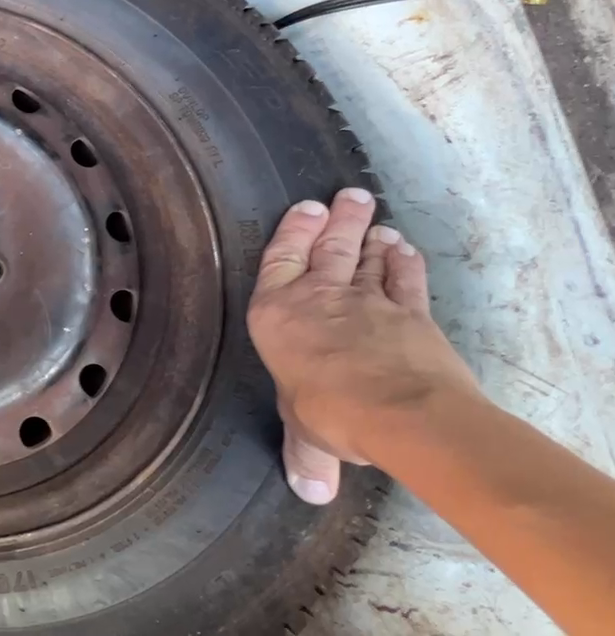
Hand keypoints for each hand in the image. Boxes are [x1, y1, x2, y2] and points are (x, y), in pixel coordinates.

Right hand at [246, 188, 479, 504]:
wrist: (404, 414)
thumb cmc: (332, 411)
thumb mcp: (307, 433)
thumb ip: (306, 454)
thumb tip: (307, 492)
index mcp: (275, 314)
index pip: (279, 261)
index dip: (291, 232)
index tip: (304, 207)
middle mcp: (317, 298)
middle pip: (327, 248)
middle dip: (335, 220)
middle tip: (344, 195)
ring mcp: (367, 302)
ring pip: (364, 257)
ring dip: (368, 234)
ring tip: (369, 213)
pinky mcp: (411, 315)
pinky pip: (405, 281)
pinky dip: (404, 262)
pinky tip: (402, 248)